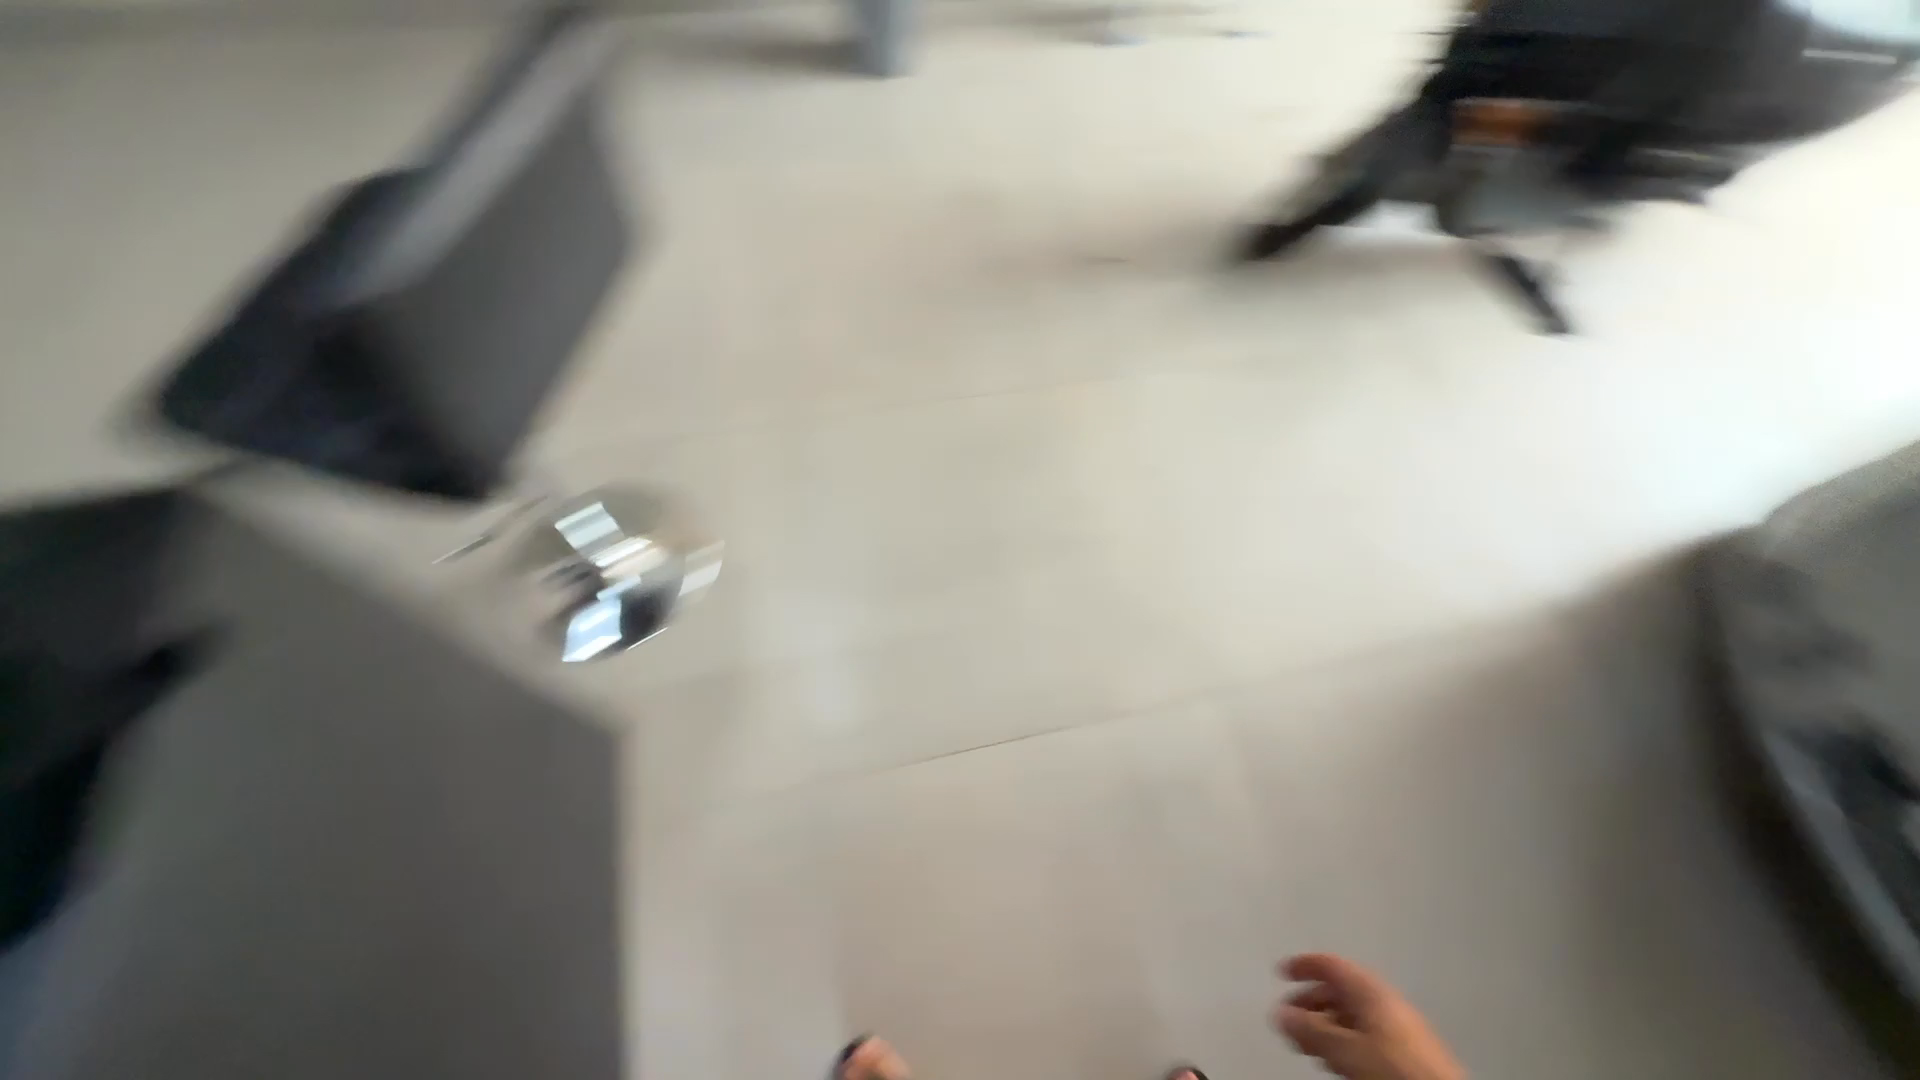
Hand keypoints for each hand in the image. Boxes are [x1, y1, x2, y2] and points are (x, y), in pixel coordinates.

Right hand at [1274, 953, 1464, 1079]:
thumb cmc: (1391, 1064)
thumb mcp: (1344, 1047)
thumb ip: (1310, 1029)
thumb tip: (1279, 1012)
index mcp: (1369, 988)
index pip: (1330, 963)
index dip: (1303, 964)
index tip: (1281, 972)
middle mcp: (1383, 998)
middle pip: (1339, 989)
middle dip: (1310, 1000)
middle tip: (1289, 1015)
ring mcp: (1397, 1022)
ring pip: (1351, 1014)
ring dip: (1324, 1023)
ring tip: (1306, 1042)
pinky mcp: (1406, 1047)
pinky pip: (1364, 1032)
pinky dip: (1343, 1037)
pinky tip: (1335, 1057)